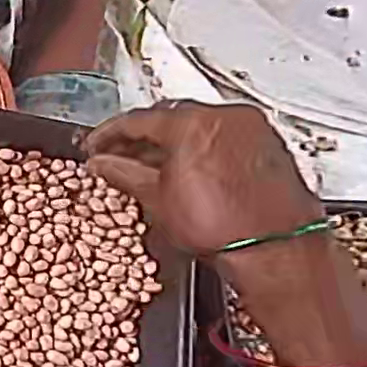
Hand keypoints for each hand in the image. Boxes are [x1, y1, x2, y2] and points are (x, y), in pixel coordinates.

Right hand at [81, 101, 322, 255]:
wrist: (272, 249)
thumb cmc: (222, 225)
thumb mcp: (154, 197)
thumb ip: (122, 172)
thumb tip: (103, 164)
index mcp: (194, 124)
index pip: (137, 119)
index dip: (108, 134)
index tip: (95, 145)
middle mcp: (226, 118)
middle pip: (168, 117)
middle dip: (137, 137)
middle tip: (115, 154)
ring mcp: (250, 129)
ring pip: (194, 126)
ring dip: (165, 143)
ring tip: (143, 167)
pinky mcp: (265, 145)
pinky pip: (218, 136)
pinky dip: (193, 148)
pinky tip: (177, 170)